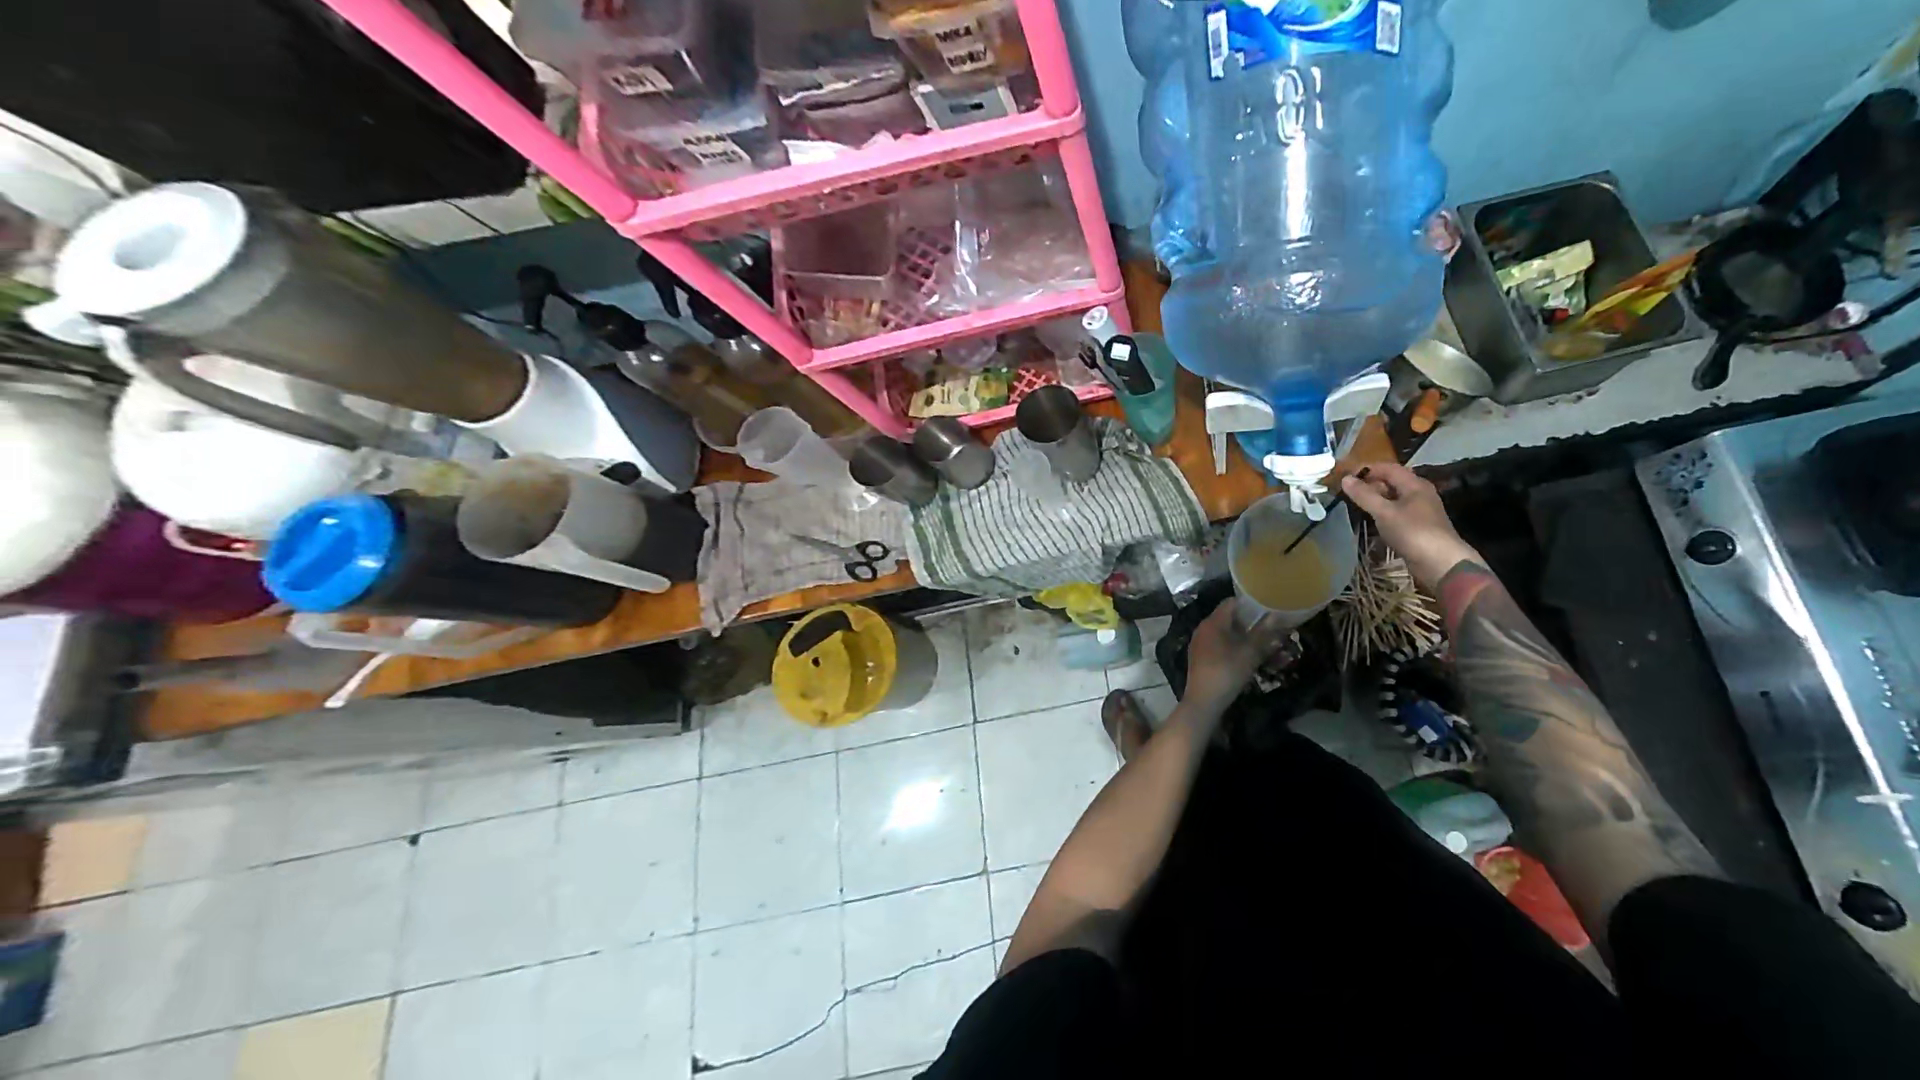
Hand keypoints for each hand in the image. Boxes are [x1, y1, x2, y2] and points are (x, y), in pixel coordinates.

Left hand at [1183, 600, 1290, 712]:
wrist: (1204, 700)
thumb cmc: (1227, 671)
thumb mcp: (1250, 652)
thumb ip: (1264, 633)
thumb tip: (1277, 616)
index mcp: (1212, 622)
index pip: (1231, 603)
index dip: (1250, 604)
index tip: (1269, 608)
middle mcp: (1204, 629)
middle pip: (1230, 619)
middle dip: (1252, 623)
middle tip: (1272, 629)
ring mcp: (1201, 644)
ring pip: (1228, 635)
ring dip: (1246, 638)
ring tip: (1267, 645)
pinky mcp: (1202, 658)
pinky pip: (1222, 647)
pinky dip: (1237, 649)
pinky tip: (1251, 658)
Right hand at [1340, 462, 1480, 592]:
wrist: (1440, 562)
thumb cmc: (1413, 532)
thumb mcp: (1384, 512)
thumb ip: (1364, 495)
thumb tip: (1345, 479)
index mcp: (1414, 484)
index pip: (1388, 468)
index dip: (1366, 469)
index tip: (1345, 476)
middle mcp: (1419, 493)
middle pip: (1391, 481)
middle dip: (1369, 483)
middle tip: (1347, 492)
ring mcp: (1420, 510)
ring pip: (1393, 497)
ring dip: (1375, 498)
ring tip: (1355, 504)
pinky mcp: (1417, 525)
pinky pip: (1396, 511)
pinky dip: (1382, 511)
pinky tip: (1371, 520)